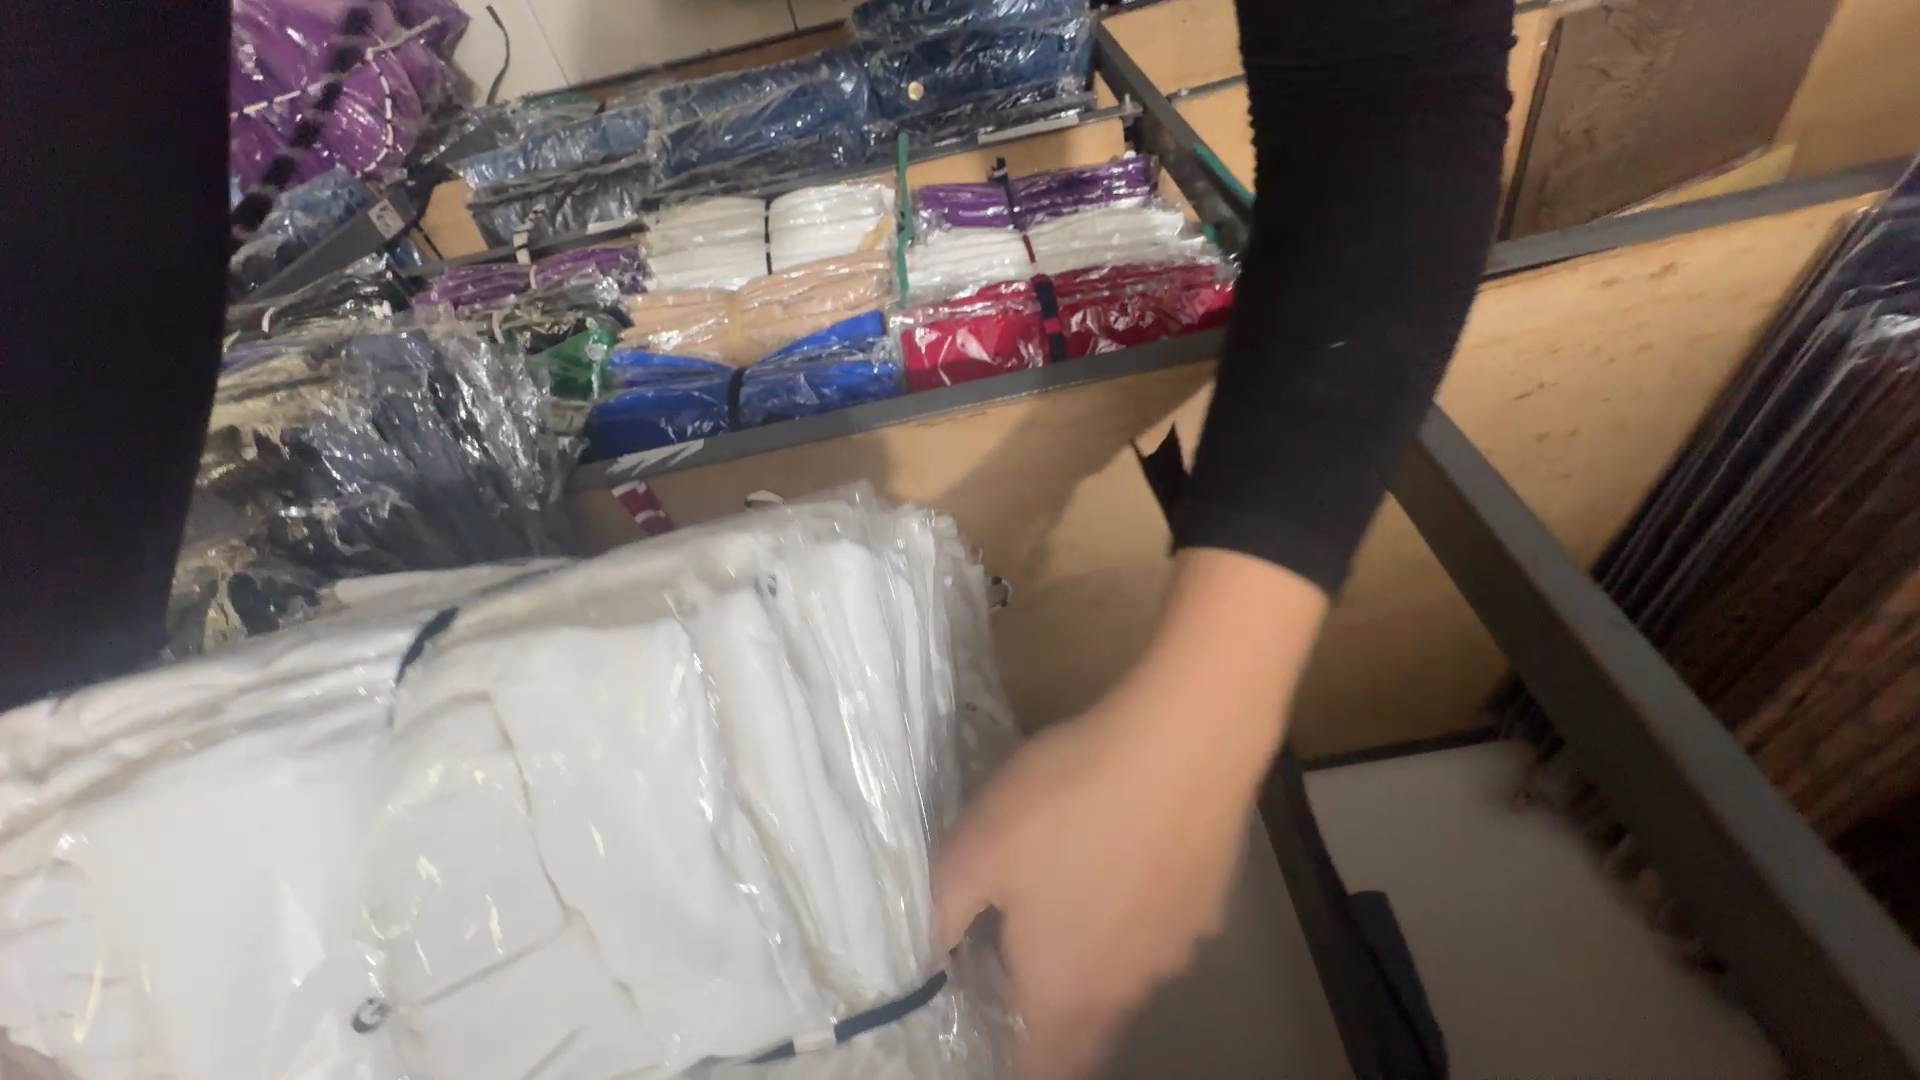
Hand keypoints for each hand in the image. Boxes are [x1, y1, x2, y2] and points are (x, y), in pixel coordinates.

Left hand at [932, 671, 1267, 1076]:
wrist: (1177, 746)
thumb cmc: (1066, 800)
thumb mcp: (976, 846)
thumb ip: (942, 909)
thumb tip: (930, 952)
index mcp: (1064, 987)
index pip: (1036, 1066)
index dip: (1006, 1056)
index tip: (984, 1019)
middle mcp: (1127, 986)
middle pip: (1085, 1035)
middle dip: (1049, 1019)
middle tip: (1018, 968)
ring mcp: (1176, 947)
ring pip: (1126, 979)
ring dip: (1094, 962)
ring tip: (1070, 903)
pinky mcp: (1207, 903)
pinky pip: (1160, 929)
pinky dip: (1135, 914)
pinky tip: (1125, 859)